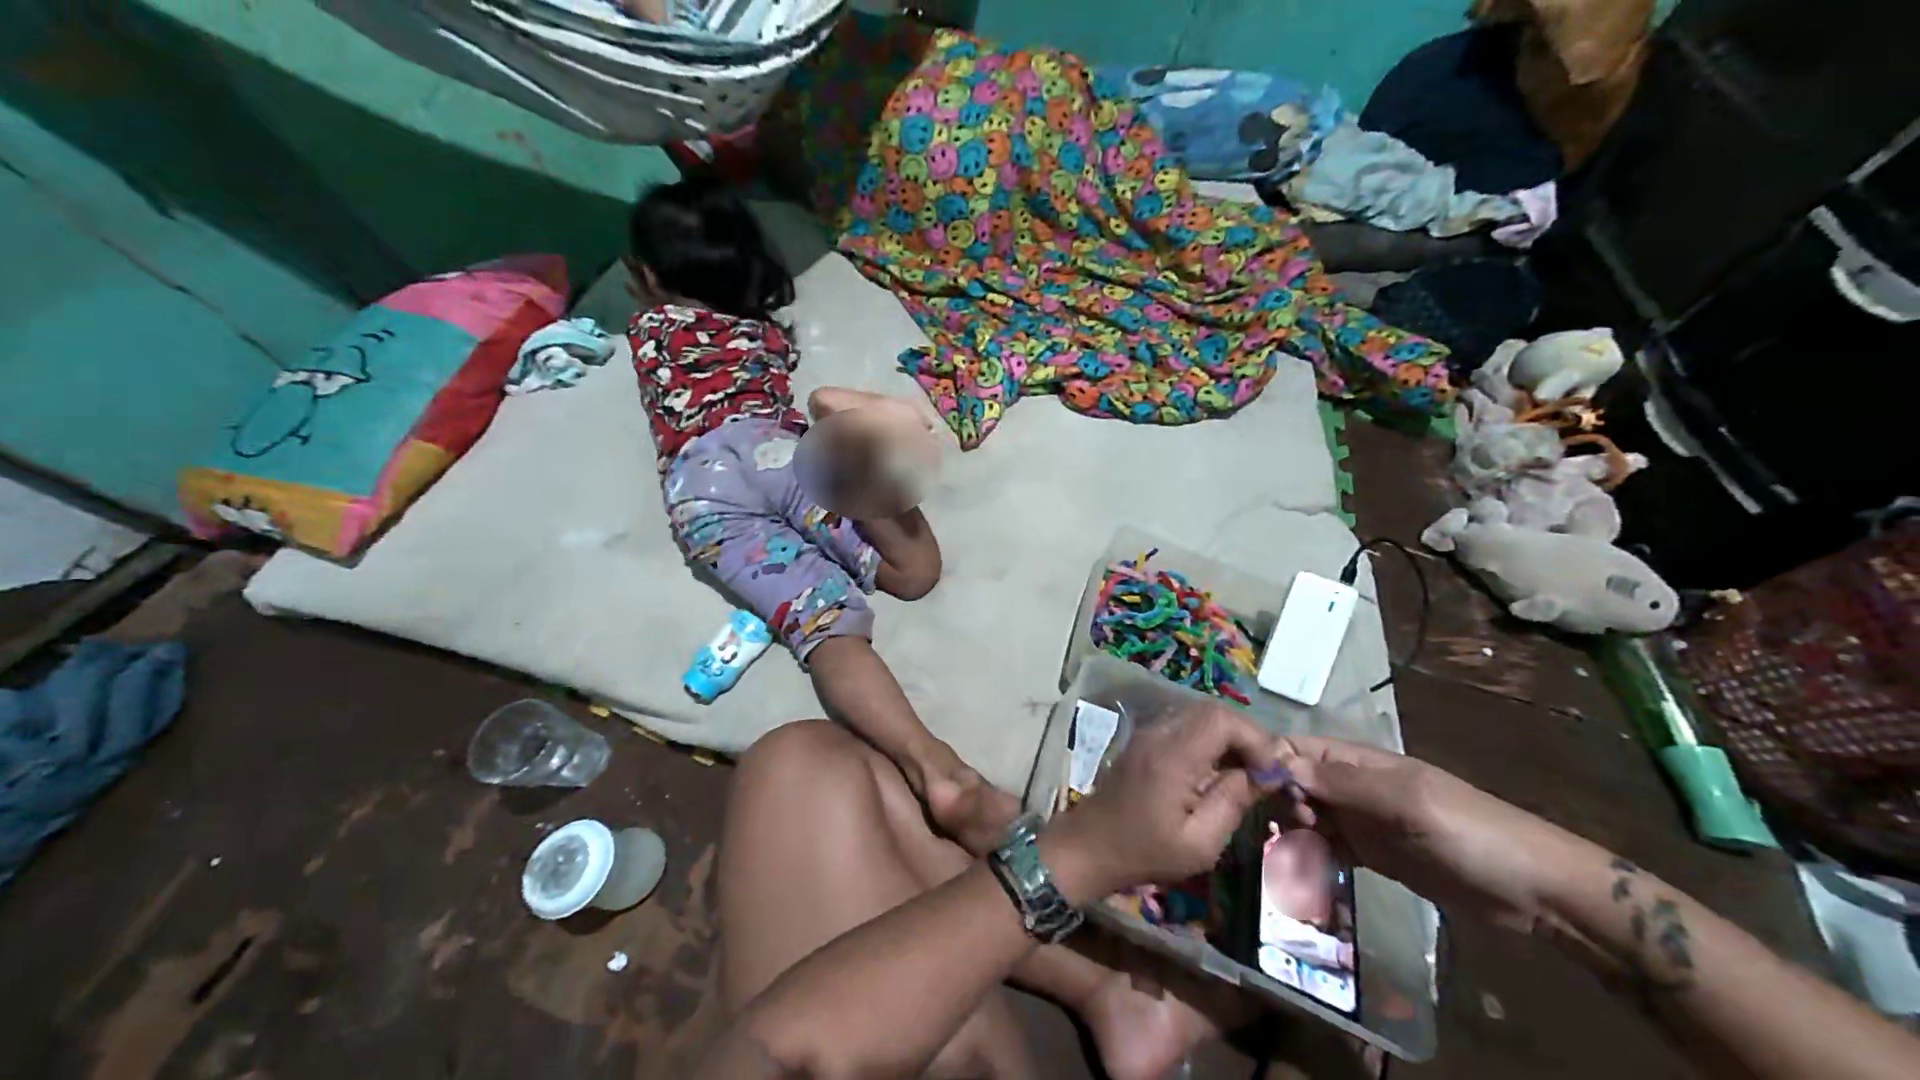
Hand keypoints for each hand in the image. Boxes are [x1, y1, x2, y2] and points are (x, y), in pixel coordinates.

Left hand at [1041, 707, 1287, 904]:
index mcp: (1171, 756)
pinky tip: (1220, 770)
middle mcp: (1159, 733)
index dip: (1256, 738)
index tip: (1273, 772)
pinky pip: (1186, 725)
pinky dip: (1211, 739)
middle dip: (1248, 735)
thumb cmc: (1145, 852)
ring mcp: (1149, 733)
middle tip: (1266, 771)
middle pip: (1213, 710)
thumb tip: (1267, 773)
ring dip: (1230, 736)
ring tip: (1248, 772)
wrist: (1090, 847)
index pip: (1222, 719)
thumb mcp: (1200, 842)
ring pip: (1200, 714)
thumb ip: (1233, 802)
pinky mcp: (1146, 740)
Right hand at [1271, 736, 1591, 932]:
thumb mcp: (1405, 802)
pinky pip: (1327, 848)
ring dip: (1294, 836)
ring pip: (1306, 817)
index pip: (1295, 749)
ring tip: (1299, 864)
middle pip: (1293, 784)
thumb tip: (1280, 763)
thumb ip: (1343, 783)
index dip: (1271, 765)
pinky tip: (1312, 877)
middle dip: (1282, 805)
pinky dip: (1314, 859)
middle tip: (1294, 835)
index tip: (1260, 796)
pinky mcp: (1371, 853)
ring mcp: (1361, 820)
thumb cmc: (1470, 833)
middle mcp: (1351, 786)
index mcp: (1357, 762)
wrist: (1535, 891)